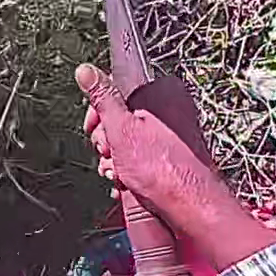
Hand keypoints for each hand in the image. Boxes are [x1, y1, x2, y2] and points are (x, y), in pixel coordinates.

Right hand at [76, 63, 275, 268]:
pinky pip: (140, 156)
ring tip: (121, 171)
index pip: (116, 90)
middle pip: (119, 117)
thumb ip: (102, 98)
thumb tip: (86, 71)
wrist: (189, 204)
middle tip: (110, 153)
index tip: (93, 128)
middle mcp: (171, 108)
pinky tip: (128, 180)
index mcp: (161, 91)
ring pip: (127, 140)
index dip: (98, 113)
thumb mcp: (121, 128)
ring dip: (116, 158)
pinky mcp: (171, 155)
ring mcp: (172, 133)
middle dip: (108, 141)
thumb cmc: (162, 168)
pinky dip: (129, 168)